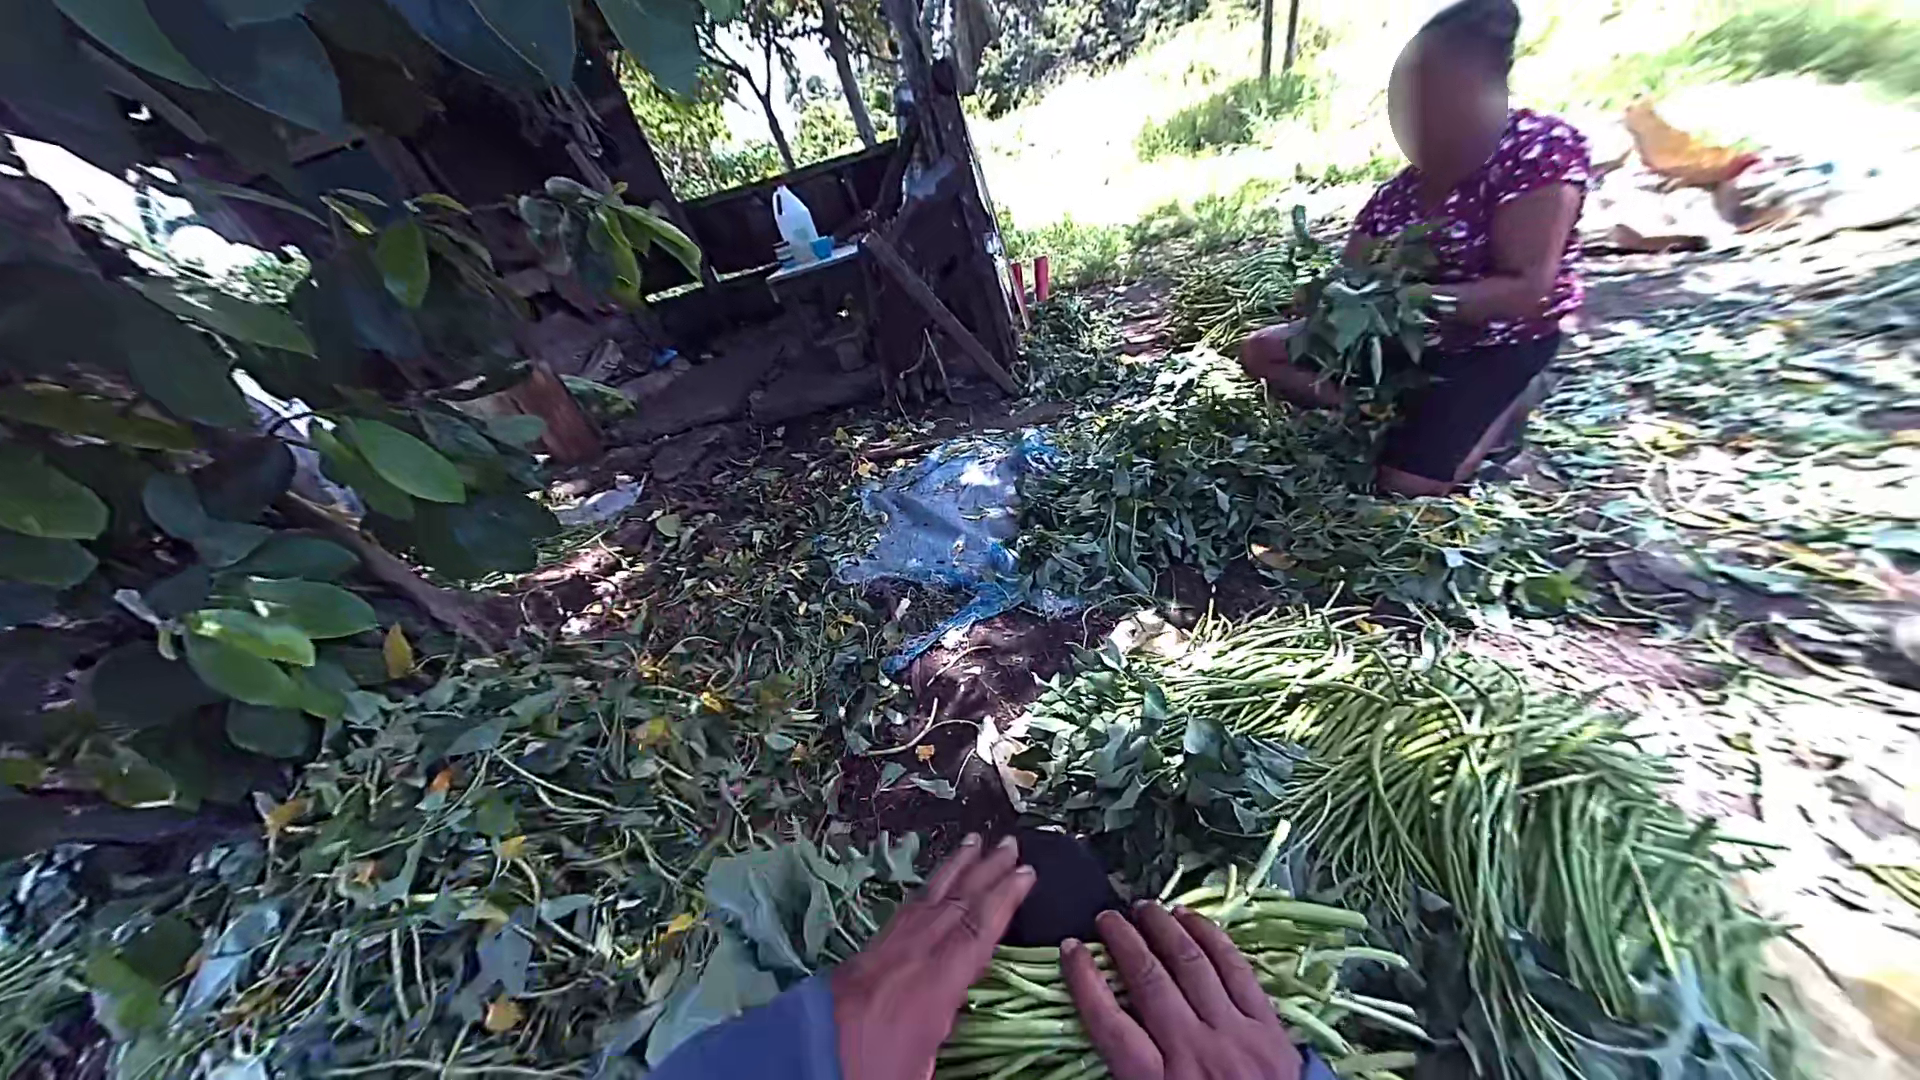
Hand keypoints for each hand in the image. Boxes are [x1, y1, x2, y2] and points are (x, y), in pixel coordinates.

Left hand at [832, 834, 1035, 1079]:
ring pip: (933, 893)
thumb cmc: (869, 1072)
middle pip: (958, 900)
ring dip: (958, 865)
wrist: (802, 1059)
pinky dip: (931, 884)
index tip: (1027, 872)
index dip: (1006, 897)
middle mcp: (916, 950)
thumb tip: (973, 1032)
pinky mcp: (874, 943)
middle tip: (1009, 842)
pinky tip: (936, 881)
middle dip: (987, 868)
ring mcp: (892, 941)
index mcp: (934, 982)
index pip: (978, 928)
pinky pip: (910, 902)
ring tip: (975, 840)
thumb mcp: (920, 1074)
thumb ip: (949, 1037)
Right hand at [1063, 903, 1302, 1079]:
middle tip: (1105, 917)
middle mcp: (1196, 1054)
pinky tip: (1188, 916)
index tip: (1070, 947)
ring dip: (1161, 926)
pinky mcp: (1271, 1030)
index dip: (1084, 979)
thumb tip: (1099, 1023)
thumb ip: (1127, 1073)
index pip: (1109, 1023)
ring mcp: (1237, 1038)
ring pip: (1190, 962)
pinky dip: (1208, 935)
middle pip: (1148, 978)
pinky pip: (1235, 968)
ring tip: (1143, 907)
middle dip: (1121, 939)